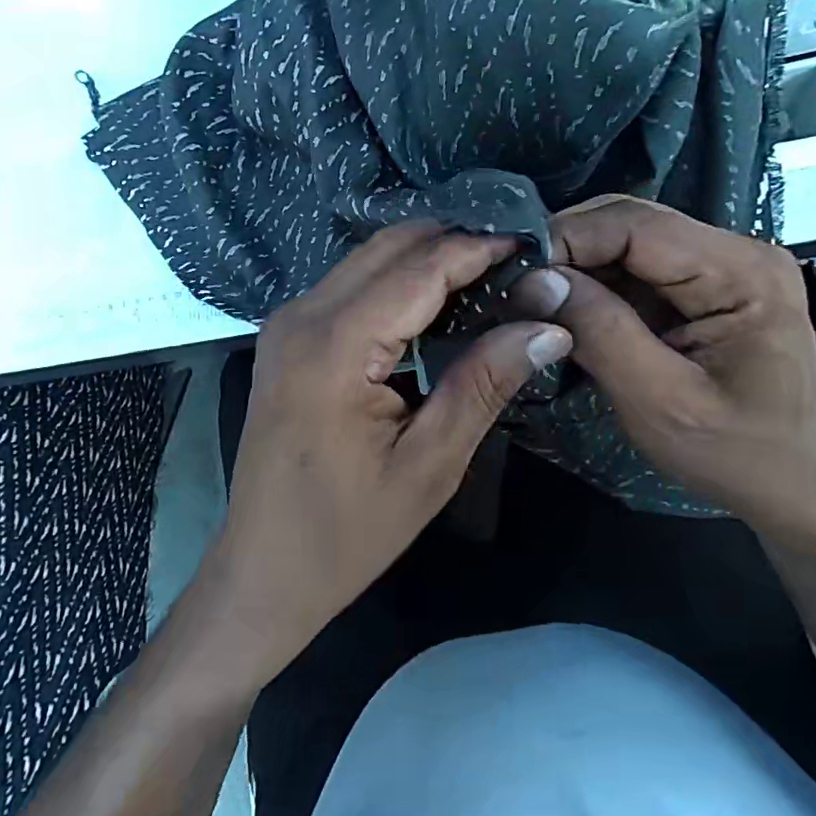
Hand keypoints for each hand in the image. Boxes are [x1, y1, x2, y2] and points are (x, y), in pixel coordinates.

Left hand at [204, 222, 570, 674]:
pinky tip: (443, 309)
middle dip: (457, 244)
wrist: (265, 571)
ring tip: (492, 283)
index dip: (480, 249)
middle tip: (518, 268)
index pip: (421, 268)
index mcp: (335, 346)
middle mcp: (303, 316)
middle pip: (391, 247)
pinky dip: (403, 283)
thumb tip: (549, 327)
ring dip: (431, 260)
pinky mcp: (290, 338)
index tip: (535, 248)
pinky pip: (354, 285)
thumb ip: (486, 382)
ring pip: (371, 259)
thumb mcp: (431, 462)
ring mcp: (289, 323)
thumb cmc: (348, 530)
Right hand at [509, 196, 815, 544]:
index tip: (514, 275)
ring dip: (583, 274)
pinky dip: (605, 292)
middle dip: (570, 254)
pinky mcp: (716, 290)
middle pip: (634, 226)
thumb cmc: (739, 457)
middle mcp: (741, 252)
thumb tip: (537, 279)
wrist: (797, 490)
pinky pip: (647, 275)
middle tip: (518, 291)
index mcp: (742, 272)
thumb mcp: (660, 403)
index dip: (567, 238)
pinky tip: (577, 317)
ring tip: (537, 306)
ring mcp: (730, 268)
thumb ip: (600, 333)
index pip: (636, 224)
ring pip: (634, 247)